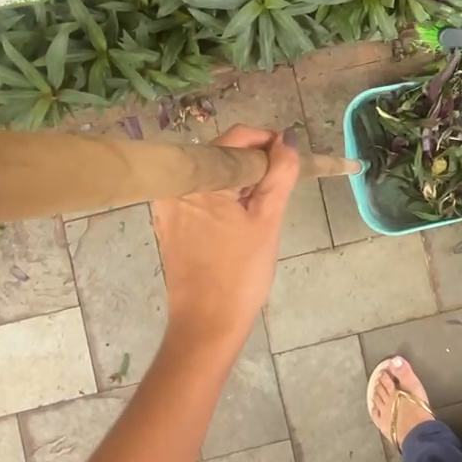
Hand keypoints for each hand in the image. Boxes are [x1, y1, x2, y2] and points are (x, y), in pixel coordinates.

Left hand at [151, 125, 299, 345]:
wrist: (208, 324)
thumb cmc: (241, 272)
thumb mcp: (268, 218)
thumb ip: (280, 173)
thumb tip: (288, 139)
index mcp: (196, 179)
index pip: (236, 137)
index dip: (268, 143)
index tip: (291, 162)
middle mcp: (175, 185)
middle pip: (223, 154)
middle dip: (256, 164)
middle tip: (280, 188)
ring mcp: (170, 205)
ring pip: (215, 175)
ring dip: (243, 182)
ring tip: (264, 206)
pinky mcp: (171, 223)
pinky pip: (204, 194)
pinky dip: (227, 197)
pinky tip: (243, 220)